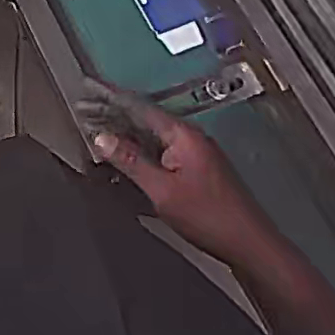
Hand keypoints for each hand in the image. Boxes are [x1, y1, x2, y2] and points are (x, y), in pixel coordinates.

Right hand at [78, 80, 280, 264]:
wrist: (249, 244)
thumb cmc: (209, 217)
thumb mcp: (161, 190)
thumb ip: (130, 161)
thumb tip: (102, 138)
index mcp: (182, 134)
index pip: (139, 107)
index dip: (110, 98)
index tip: (89, 90)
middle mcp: (190, 137)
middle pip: (145, 119)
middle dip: (114, 116)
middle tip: (85, 113)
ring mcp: (195, 152)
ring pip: (152, 136)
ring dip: (126, 135)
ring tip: (98, 135)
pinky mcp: (196, 168)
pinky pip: (161, 150)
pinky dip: (140, 151)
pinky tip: (126, 159)